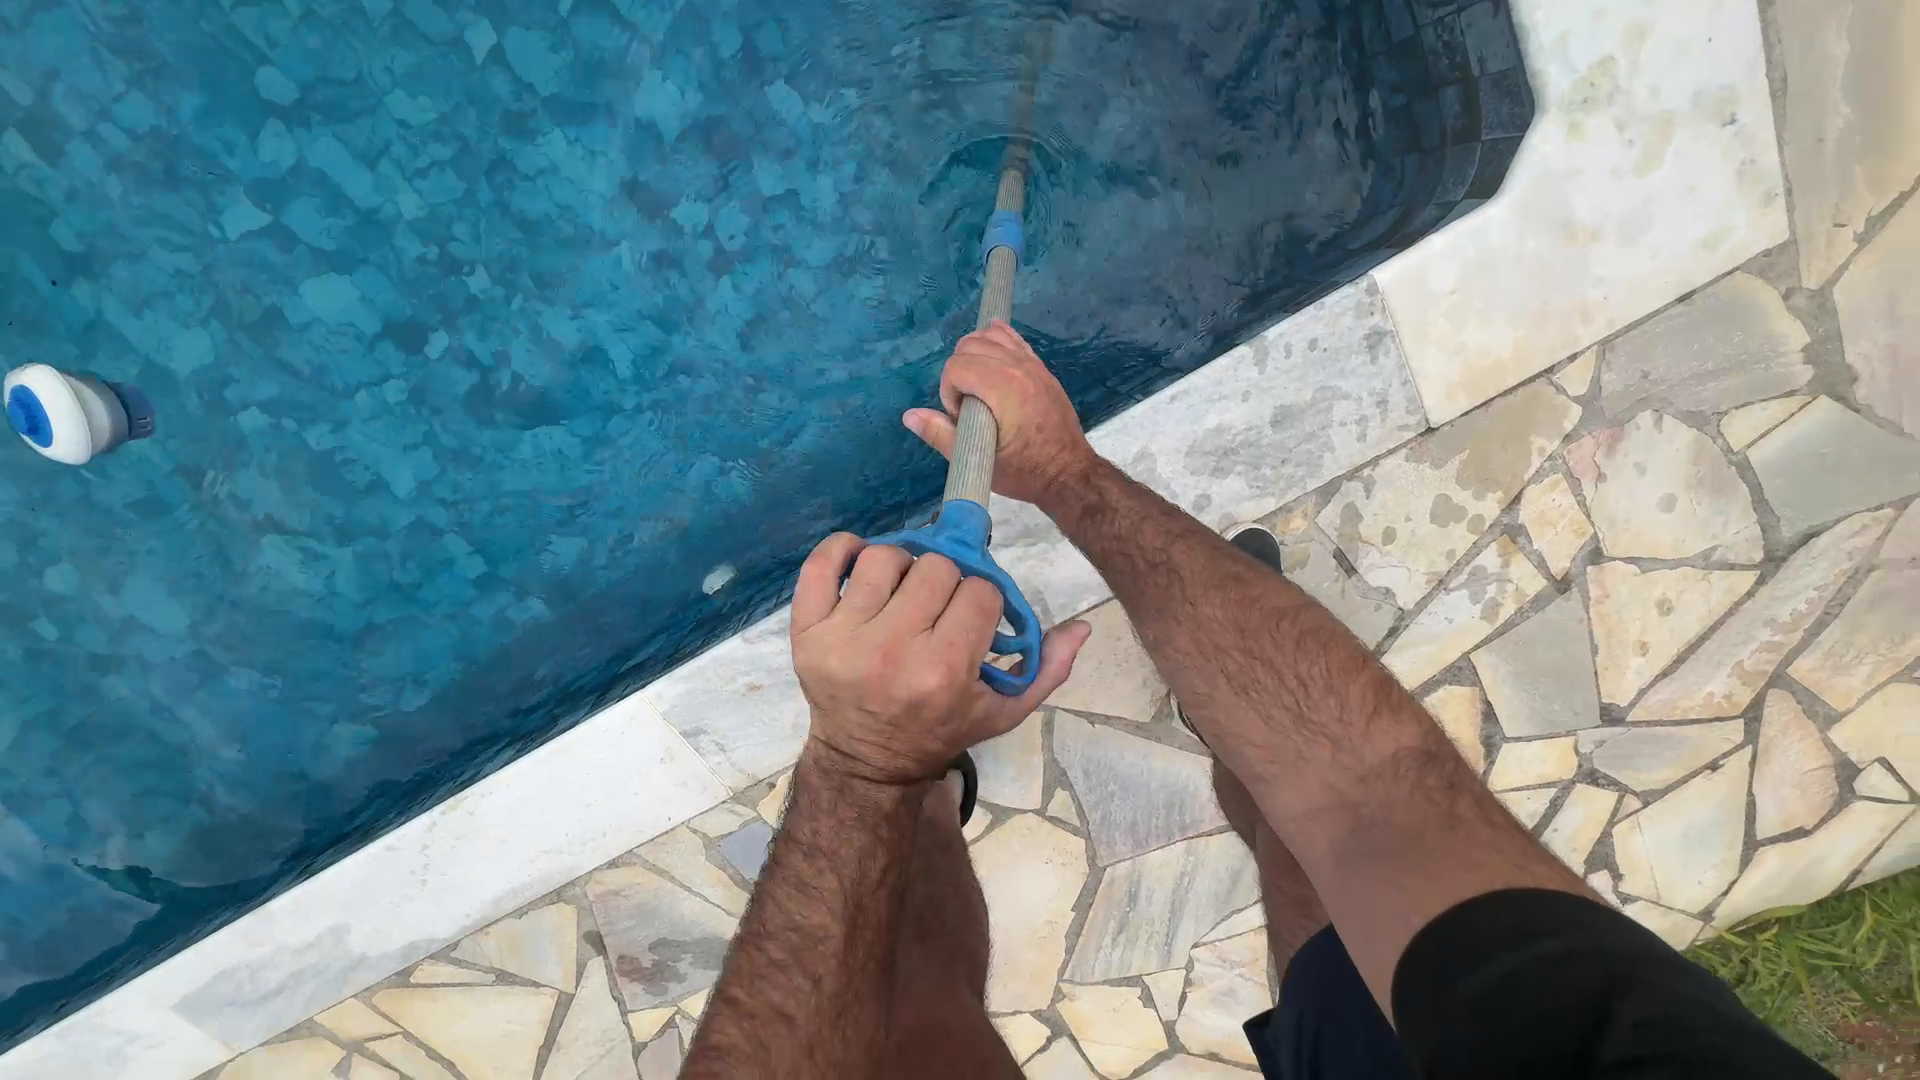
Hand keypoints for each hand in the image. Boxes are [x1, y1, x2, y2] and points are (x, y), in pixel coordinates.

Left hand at [790, 533, 1090, 785]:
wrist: (868, 762)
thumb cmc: (940, 730)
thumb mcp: (1001, 712)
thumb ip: (1047, 670)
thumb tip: (1083, 626)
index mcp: (945, 671)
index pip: (981, 592)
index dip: (983, 600)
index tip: (972, 620)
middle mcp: (892, 651)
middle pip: (938, 568)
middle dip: (948, 583)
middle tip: (939, 608)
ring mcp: (843, 639)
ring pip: (887, 557)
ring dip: (904, 568)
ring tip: (904, 594)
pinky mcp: (807, 632)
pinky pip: (823, 564)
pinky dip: (843, 549)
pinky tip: (862, 561)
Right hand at [904, 320, 1099, 508]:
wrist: (1067, 473)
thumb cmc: (1023, 471)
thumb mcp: (977, 460)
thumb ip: (940, 435)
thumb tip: (910, 416)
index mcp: (1002, 387)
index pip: (956, 367)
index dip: (949, 392)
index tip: (961, 419)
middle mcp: (1018, 367)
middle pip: (969, 345)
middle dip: (958, 372)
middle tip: (967, 406)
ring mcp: (1032, 365)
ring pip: (990, 335)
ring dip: (974, 355)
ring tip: (977, 386)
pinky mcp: (1041, 369)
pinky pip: (1013, 339)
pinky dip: (997, 340)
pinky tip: (990, 350)